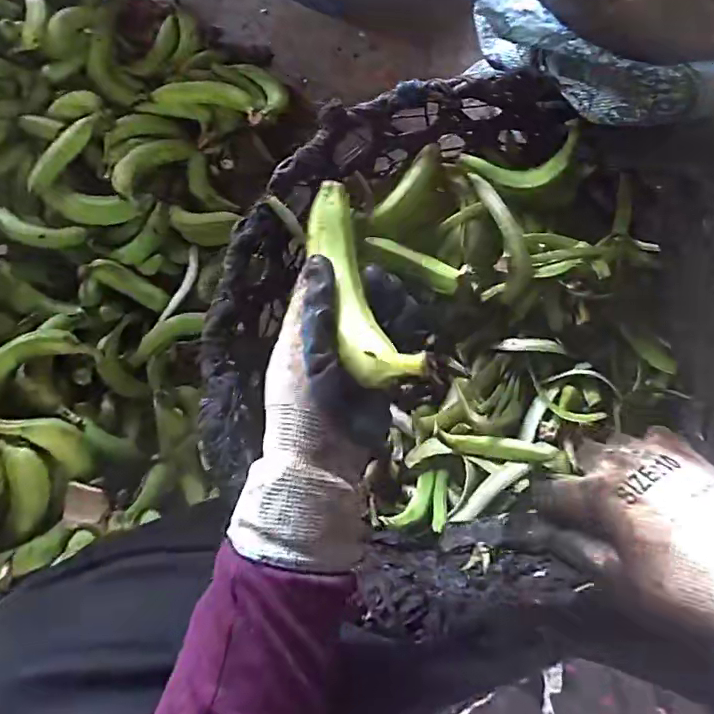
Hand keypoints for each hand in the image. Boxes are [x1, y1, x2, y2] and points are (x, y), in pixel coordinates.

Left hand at [227, 257, 424, 572]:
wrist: (323, 460)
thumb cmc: (302, 403)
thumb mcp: (301, 352)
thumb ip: (313, 308)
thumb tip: (319, 259)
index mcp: (308, 326)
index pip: (328, 285)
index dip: (343, 267)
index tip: (358, 252)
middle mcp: (337, 334)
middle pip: (364, 296)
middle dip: (378, 286)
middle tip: (381, 283)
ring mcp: (363, 352)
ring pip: (387, 315)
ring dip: (396, 305)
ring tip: (399, 307)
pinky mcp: (385, 370)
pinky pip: (402, 341)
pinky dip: (410, 331)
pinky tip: (413, 329)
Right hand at [524, 429, 713, 713]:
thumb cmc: (685, 590)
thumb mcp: (622, 584)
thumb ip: (577, 550)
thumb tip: (542, 533)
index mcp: (599, 493)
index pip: (552, 490)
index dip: (541, 504)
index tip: (540, 515)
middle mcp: (622, 461)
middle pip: (582, 454)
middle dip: (574, 471)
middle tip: (582, 499)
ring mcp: (658, 452)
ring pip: (616, 441)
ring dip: (608, 457)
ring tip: (614, 480)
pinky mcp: (690, 454)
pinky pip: (654, 439)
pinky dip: (644, 448)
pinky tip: (652, 466)